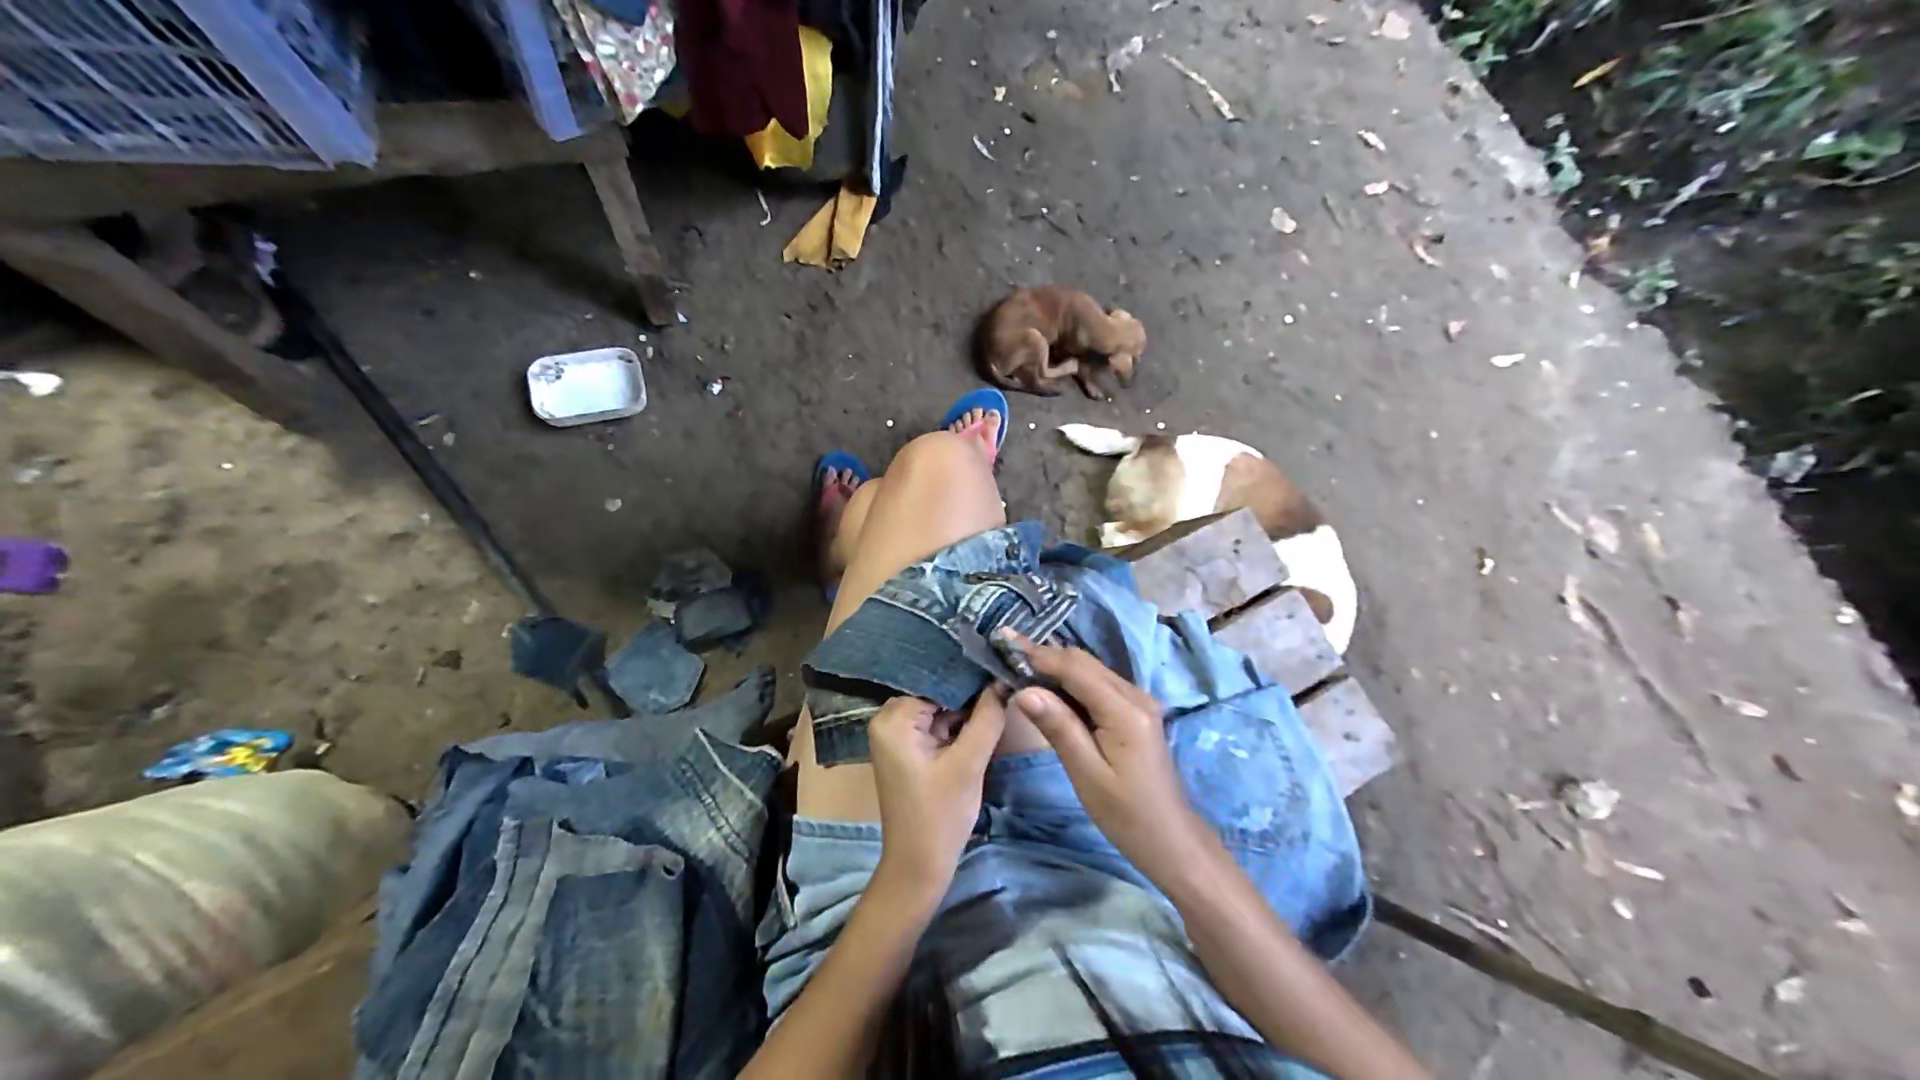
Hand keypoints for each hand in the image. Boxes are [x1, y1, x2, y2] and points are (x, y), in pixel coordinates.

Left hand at [868, 692, 1005, 897]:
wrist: (919, 866)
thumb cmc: (940, 815)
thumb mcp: (969, 764)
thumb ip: (987, 718)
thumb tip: (1004, 679)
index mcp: (893, 718)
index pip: (936, 679)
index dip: (969, 673)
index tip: (1000, 664)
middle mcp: (888, 719)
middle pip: (936, 691)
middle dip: (969, 689)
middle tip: (1004, 677)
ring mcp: (896, 734)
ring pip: (939, 706)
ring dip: (966, 706)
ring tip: (1000, 690)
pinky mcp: (908, 749)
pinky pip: (935, 723)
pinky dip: (957, 723)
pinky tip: (985, 714)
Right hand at [1008, 640, 1221, 886]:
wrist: (1171, 841)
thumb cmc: (1127, 815)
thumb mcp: (1086, 774)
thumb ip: (1058, 727)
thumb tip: (1024, 690)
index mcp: (1125, 711)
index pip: (1074, 668)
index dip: (1038, 654)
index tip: (1003, 642)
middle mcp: (1136, 696)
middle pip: (1083, 662)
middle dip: (1044, 655)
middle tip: (1005, 653)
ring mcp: (1138, 702)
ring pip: (1090, 670)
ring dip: (1055, 666)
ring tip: (1018, 665)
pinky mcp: (1135, 712)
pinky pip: (1097, 685)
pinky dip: (1070, 682)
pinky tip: (1047, 688)